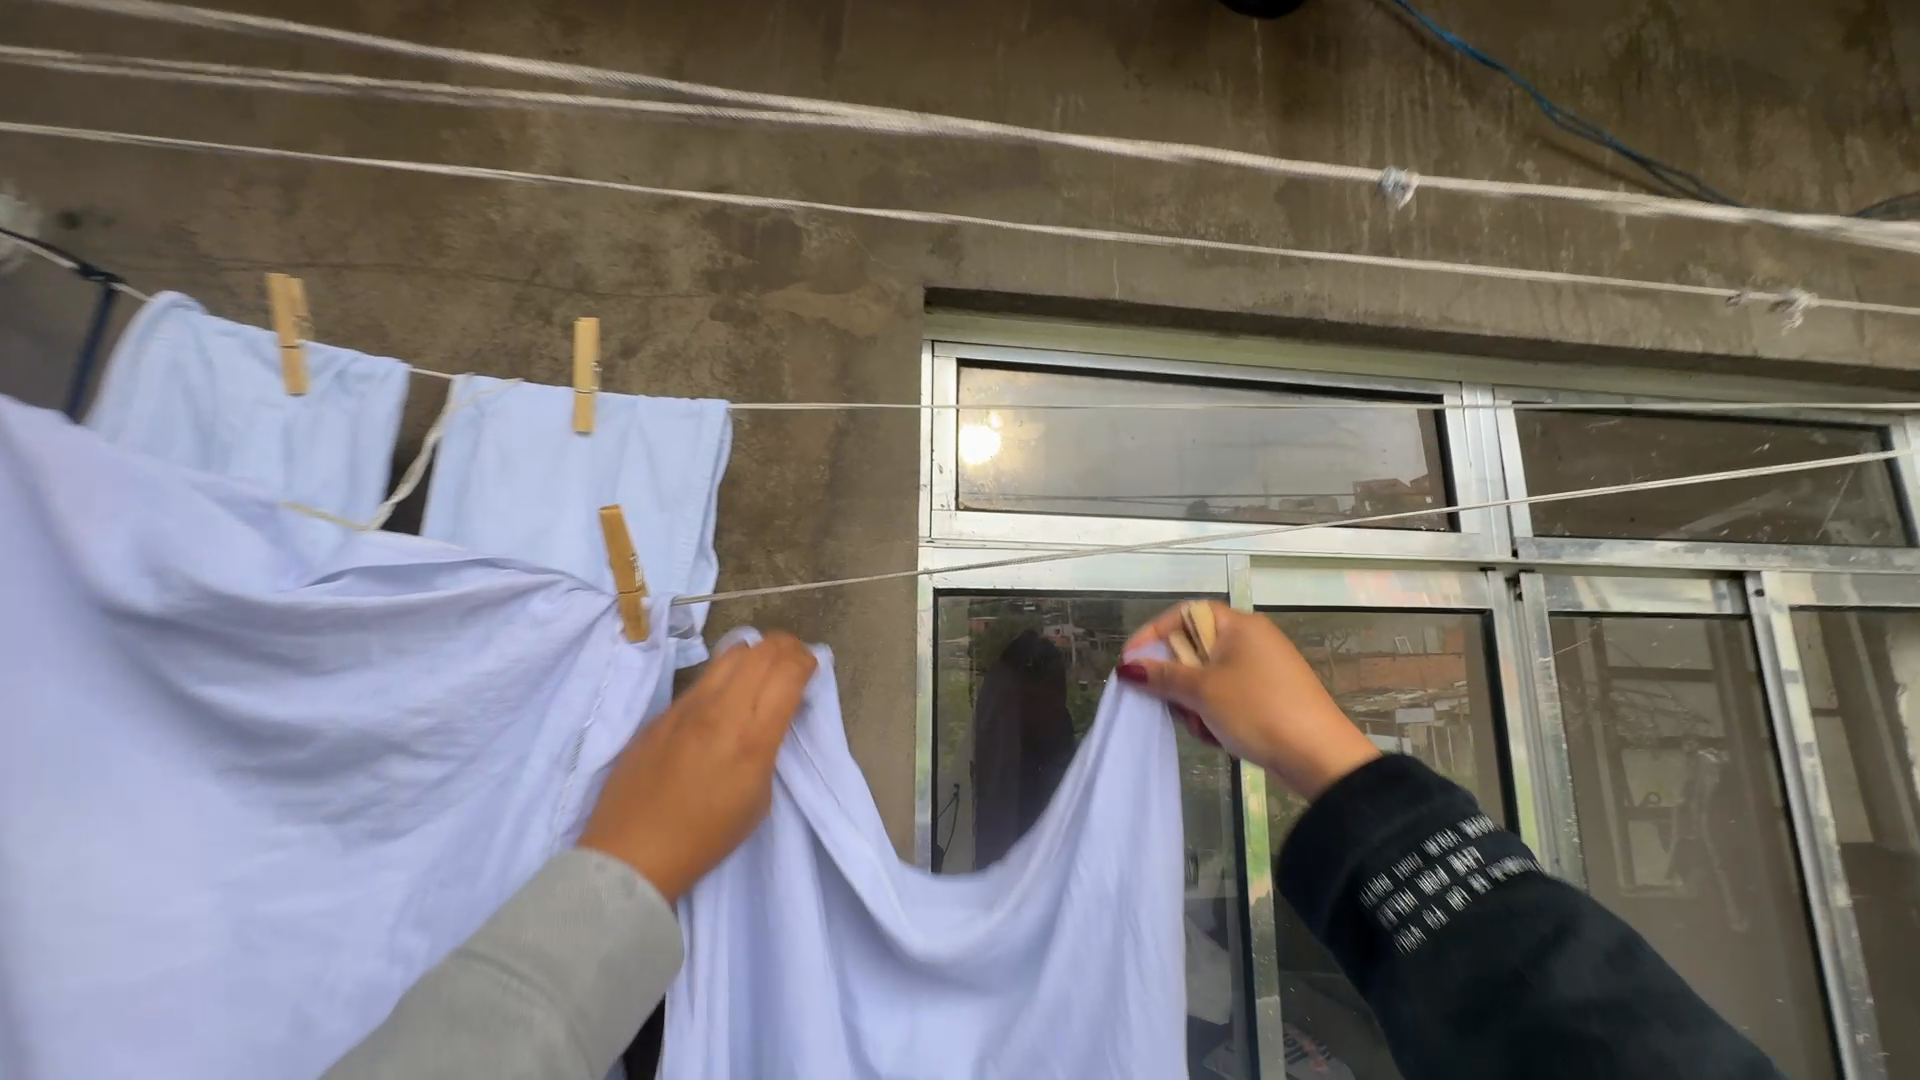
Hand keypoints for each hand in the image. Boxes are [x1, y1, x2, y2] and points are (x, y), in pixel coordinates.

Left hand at [578, 633, 817, 901]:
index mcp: (752, 739)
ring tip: (761, 671)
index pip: (789, 672)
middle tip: (793, 660)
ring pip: (731, 654)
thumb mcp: (759, 797)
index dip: (807, 661)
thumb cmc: (707, 837)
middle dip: (787, 647)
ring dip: (755, 654)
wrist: (632, 854)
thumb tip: (771, 715)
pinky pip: (703, 678)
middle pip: (763, 651)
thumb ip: (768, 746)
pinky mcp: (662, 712)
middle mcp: (721, 711)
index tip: (812, 667)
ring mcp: (687, 708)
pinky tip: (724, 699)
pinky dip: (725, 676)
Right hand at [1120, 602, 1380, 799]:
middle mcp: (1250, 640)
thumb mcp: (1203, 691)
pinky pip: (1224, 697)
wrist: (1320, 757)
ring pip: (1205, 678)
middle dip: (1175, 680)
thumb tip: (1128, 667)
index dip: (1152, 635)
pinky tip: (1218, 736)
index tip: (1130, 662)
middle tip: (1170, 703)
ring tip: (1202, 727)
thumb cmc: (1258, 710)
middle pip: (1192, 648)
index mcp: (1238, 625)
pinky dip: (1214, 714)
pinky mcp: (1267, 697)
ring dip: (1194, 704)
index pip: (1183, 614)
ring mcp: (1260, 670)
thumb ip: (1161, 675)